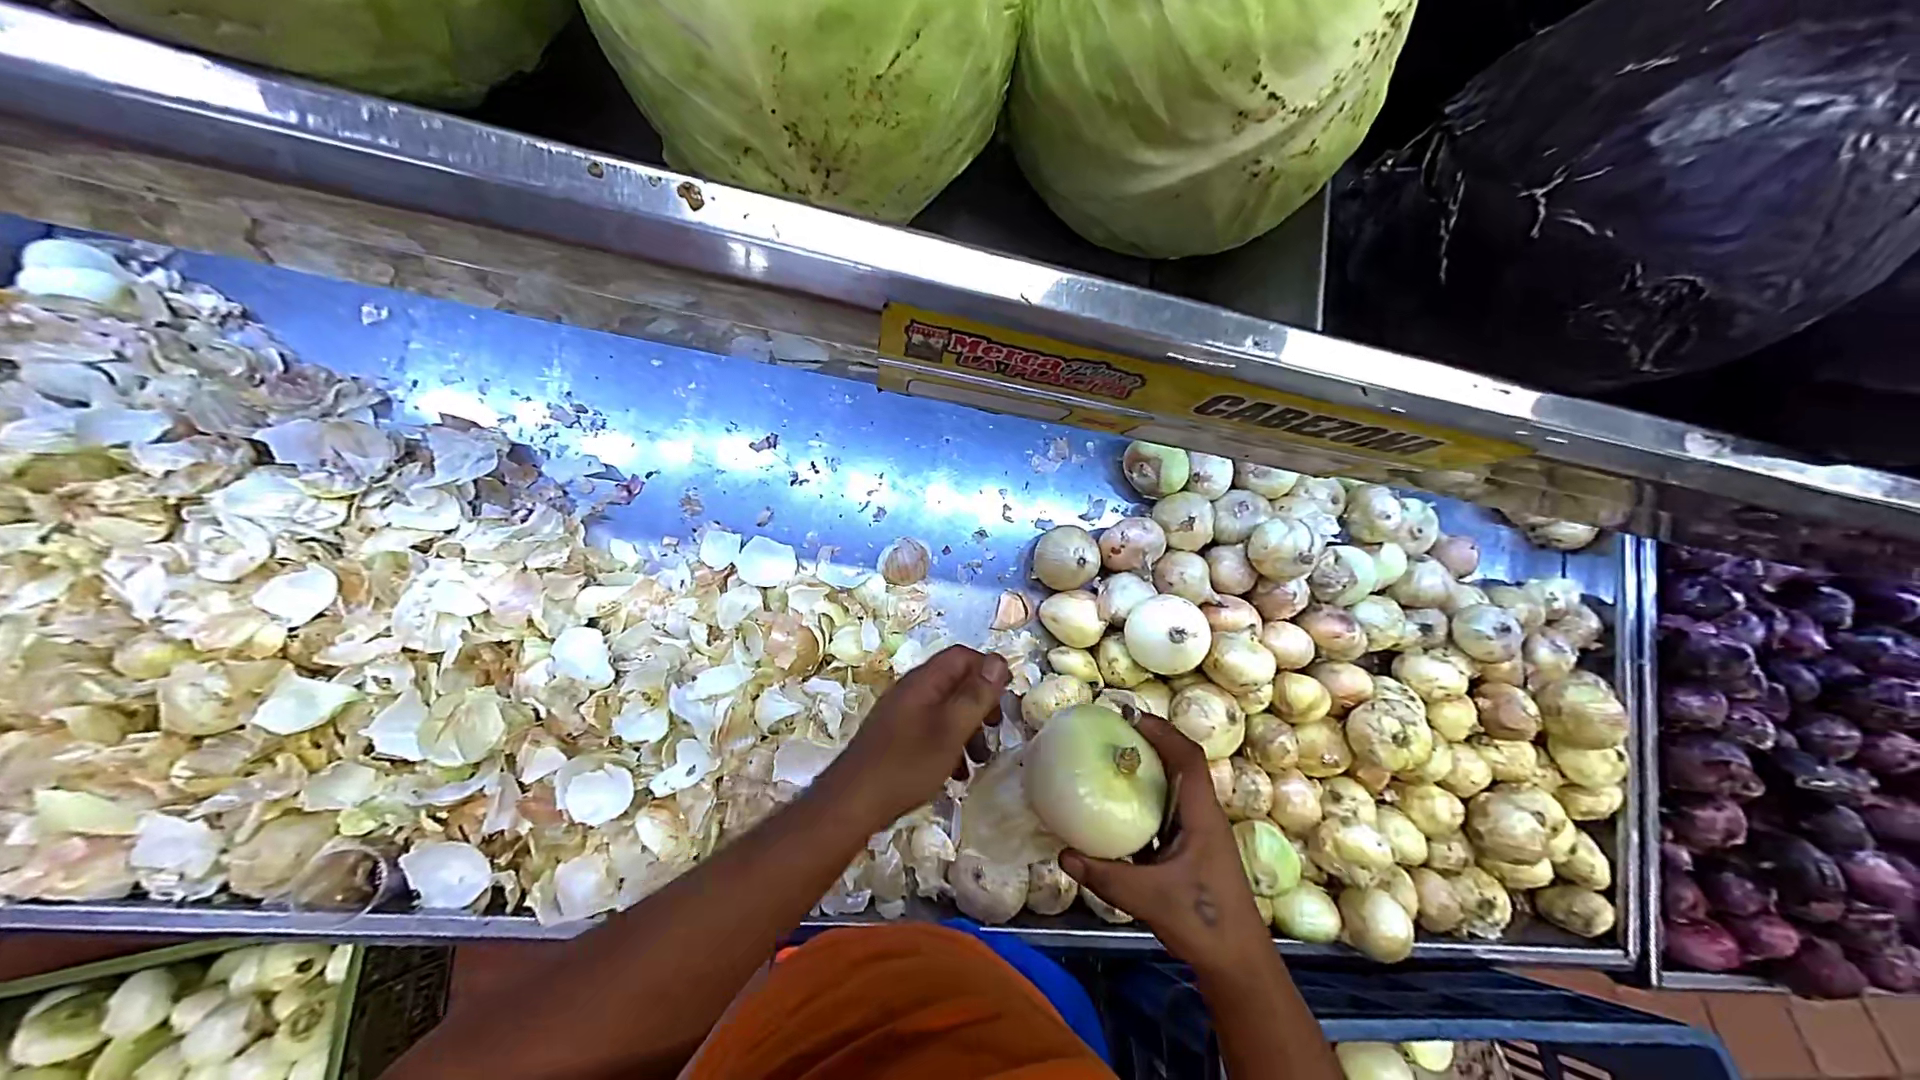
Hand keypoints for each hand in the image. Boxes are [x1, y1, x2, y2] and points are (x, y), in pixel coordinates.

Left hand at [815, 645, 1008, 830]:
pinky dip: (949, 745)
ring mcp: (901, 714)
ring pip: (945, 710)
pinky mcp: (895, 738)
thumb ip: (976, 694)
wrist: (853, 802)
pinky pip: (931, 730)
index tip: (1007, 697)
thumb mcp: (951, 729)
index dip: (988, 670)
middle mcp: (911, 691)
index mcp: (924, 681)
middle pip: (955, 682)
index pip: (962, 656)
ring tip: (979, 759)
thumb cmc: (907, 763)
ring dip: (968, 729)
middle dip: (981, 704)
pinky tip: (956, 774)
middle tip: (996, 729)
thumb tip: (998, 661)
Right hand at [1060, 710, 1274, 979]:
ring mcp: (1198, 834)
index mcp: (1201, 816)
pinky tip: (1117, 812)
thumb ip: (1105, 877)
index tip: (1130, 718)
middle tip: (1113, 733)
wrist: (1238, 964)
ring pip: (1174, 788)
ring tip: (1111, 762)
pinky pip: (1166, 812)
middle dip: (1151, 743)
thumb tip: (1064, 853)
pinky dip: (1144, 802)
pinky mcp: (1190, 850)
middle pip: (1181, 765)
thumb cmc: (1204, 923)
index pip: (1188, 758)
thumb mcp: (1149, 899)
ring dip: (1148, 771)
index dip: (1162, 733)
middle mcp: (1202, 816)